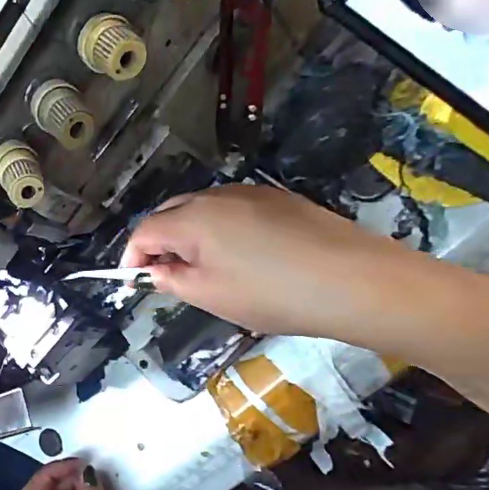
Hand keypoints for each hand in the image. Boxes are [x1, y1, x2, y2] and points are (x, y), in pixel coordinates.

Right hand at [120, 184, 464, 353]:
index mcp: (192, 218)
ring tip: (204, 270)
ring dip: (190, 235)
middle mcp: (217, 196)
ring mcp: (252, 194)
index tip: (135, 282)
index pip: (144, 232)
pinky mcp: (282, 200)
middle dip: (159, 243)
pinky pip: (234, 211)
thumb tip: (155, 271)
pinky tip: (242, 259)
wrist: (357, 282)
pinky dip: (221, 230)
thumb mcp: (209, 295)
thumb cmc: (272, 293)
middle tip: (167, 277)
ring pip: (202, 210)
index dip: (132, 258)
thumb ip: (171, 280)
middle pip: (170, 213)